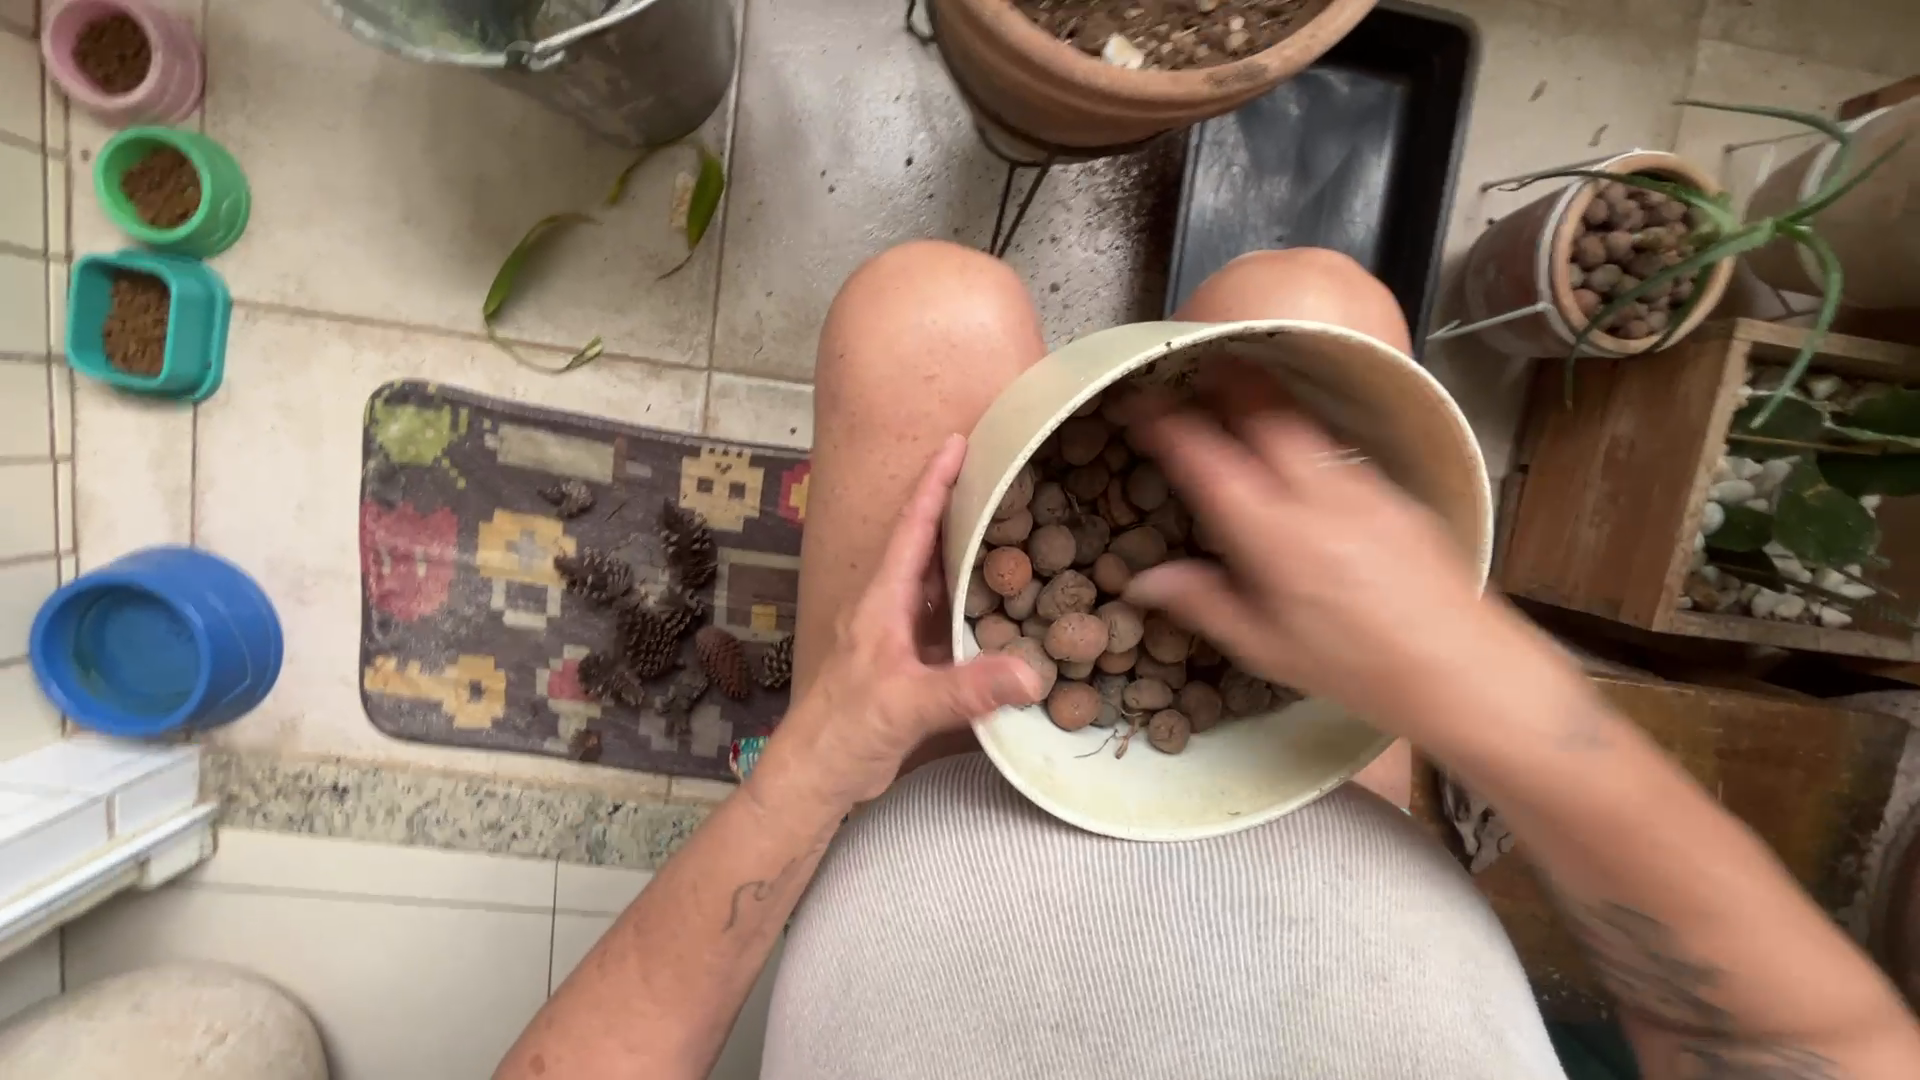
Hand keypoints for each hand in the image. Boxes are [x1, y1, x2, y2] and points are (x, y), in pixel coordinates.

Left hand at [775, 434, 1045, 805]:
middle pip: (924, 542)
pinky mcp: (908, 659)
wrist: (818, 774)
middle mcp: (888, 607)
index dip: (934, 483)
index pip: (912, 528)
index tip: (957, 442)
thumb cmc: (845, 731)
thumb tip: (1031, 673)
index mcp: (881, 600)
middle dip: (953, 504)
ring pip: (933, 578)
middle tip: (994, 474)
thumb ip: (967, 688)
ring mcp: (897, 633)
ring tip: (1001, 524)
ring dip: (960, 550)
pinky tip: (992, 600)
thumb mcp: (907, 705)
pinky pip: (941, 615)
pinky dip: (965, 599)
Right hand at [1121, 361, 1503, 729]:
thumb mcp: (1264, 646)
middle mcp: (1317, 496)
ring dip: (1263, 402)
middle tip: (1193, 370)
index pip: (1208, 461)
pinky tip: (1297, 458)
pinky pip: (1336, 449)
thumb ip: (1201, 603)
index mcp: (1274, 535)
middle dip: (1223, 381)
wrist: (1468, 671)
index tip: (1141, 405)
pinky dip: (1302, 436)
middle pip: (1264, 413)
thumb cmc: (1355, 667)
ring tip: (1237, 396)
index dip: (1169, 425)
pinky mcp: (1395, 495)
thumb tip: (1142, 581)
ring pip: (1303, 423)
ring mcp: (1362, 488)